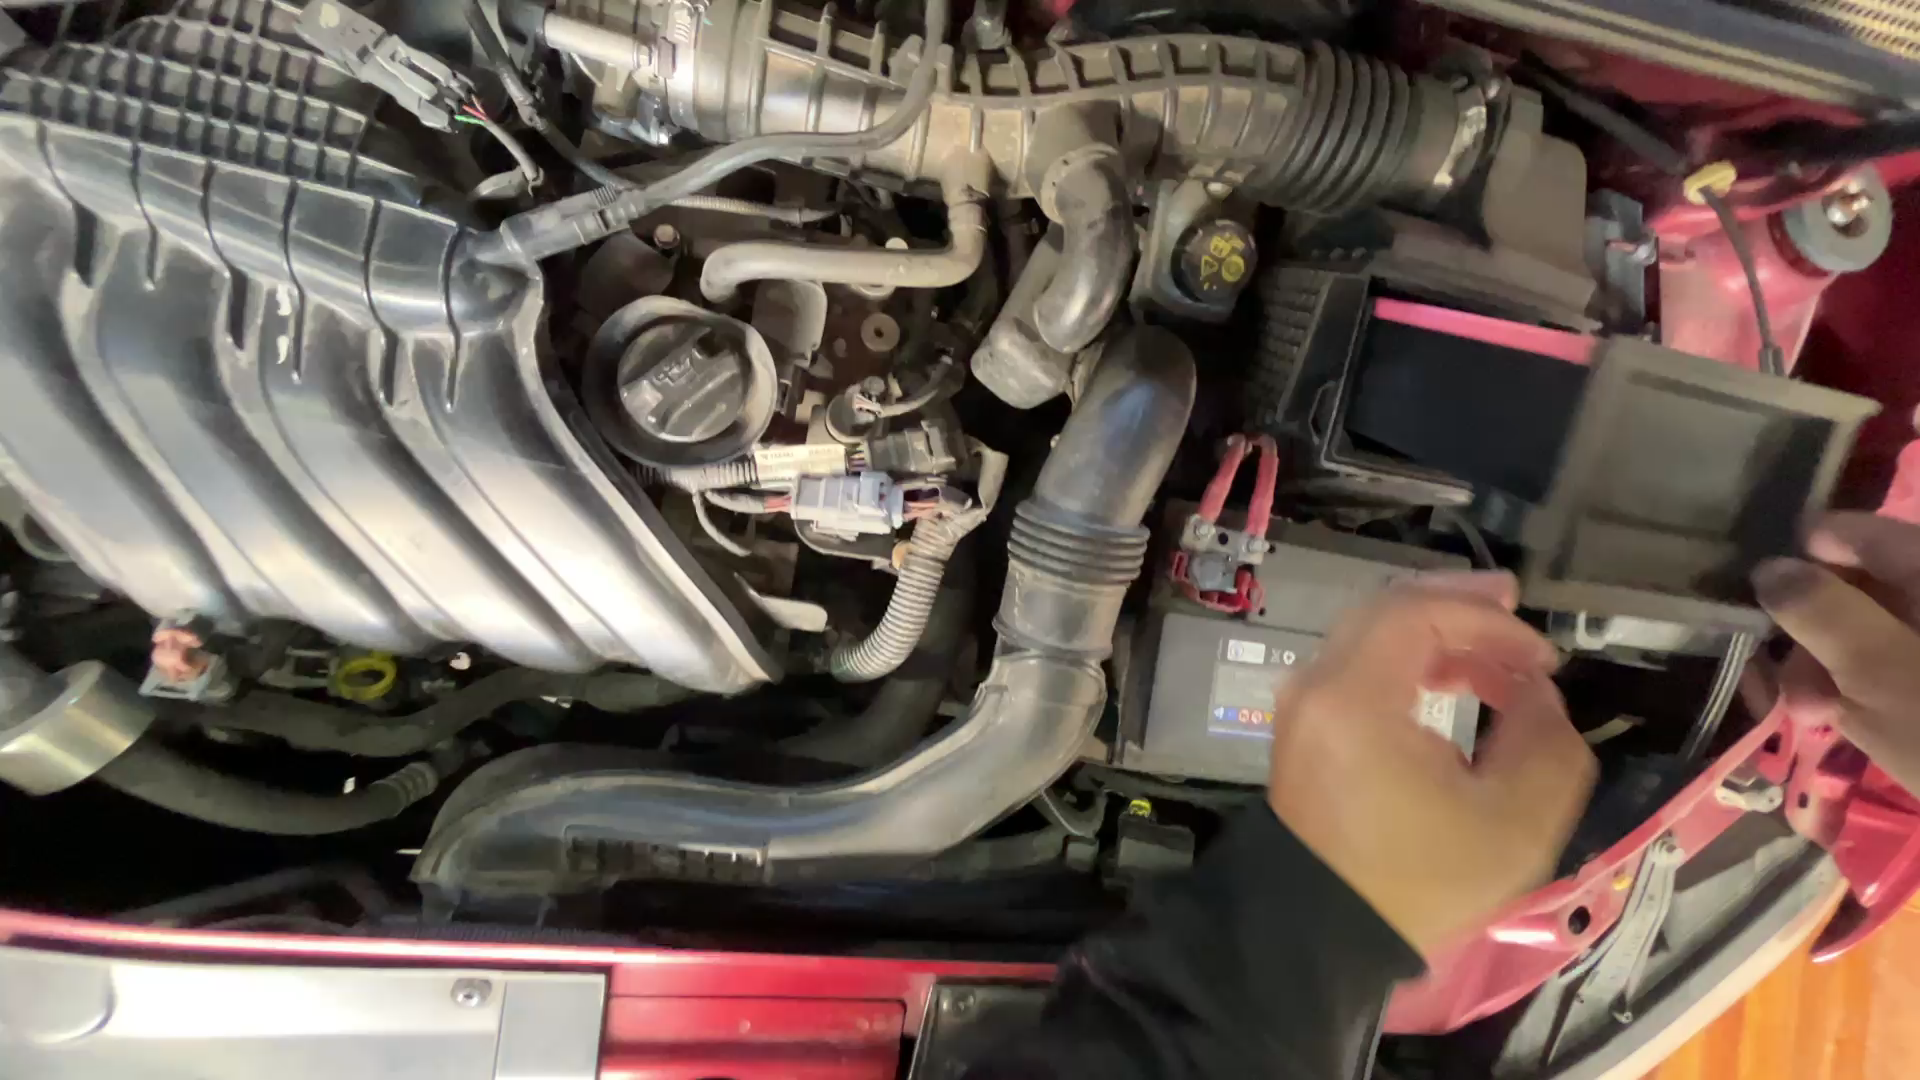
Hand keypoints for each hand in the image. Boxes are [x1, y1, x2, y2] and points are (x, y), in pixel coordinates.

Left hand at [1265, 573, 1596, 956]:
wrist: (1321, 918)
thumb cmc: (1417, 876)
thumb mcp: (1512, 822)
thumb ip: (1544, 742)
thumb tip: (1536, 688)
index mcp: (1352, 697)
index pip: (1413, 615)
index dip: (1484, 621)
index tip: (1543, 657)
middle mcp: (1314, 683)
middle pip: (1382, 610)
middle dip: (1454, 603)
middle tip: (1514, 608)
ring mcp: (1301, 699)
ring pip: (1366, 633)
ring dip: (1432, 630)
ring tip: (1498, 649)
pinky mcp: (1303, 719)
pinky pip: (1354, 663)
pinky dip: (1404, 658)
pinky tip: (1453, 677)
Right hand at [1752, 512, 1919, 796]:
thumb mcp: (1877, 674)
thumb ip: (1818, 611)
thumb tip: (1771, 567)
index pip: (1861, 533)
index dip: (1802, 560)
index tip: (1765, 605)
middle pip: (1872, 586)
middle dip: (1818, 635)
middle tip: (1796, 690)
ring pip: (1888, 629)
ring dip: (1840, 668)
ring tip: (1822, 717)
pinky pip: (1911, 661)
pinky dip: (1880, 685)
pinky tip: (1865, 719)